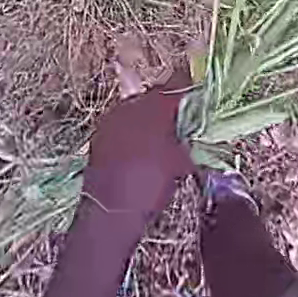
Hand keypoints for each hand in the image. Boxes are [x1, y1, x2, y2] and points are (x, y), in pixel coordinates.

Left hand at [80, 72, 193, 223]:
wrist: (110, 210)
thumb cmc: (150, 186)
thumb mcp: (179, 162)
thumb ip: (186, 141)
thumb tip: (189, 135)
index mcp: (154, 108)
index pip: (176, 85)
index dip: (188, 89)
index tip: (198, 95)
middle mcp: (130, 105)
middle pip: (154, 94)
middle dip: (168, 104)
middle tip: (182, 119)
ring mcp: (111, 117)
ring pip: (136, 107)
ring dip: (149, 116)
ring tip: (161, 134)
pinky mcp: (99, 132)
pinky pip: (121, 121)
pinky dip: (132, 128)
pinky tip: (140, 145)